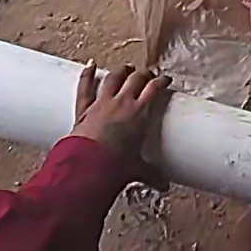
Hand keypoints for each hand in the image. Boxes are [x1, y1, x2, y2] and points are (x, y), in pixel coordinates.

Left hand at [71, 63, 170, 180]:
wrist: (88, 164)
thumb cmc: (114, 165)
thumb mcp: (137, 169)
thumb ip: (151, 174)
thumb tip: (164, 185)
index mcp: (139, 113)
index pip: (154, 89)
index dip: (161, 81)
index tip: (165, 80)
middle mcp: (122, 102)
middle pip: (136, 79)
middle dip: (143, 74)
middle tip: (147, 74)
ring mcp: (101, 102)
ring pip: (113, 78)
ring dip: (121, 71)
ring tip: (126, 68)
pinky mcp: (84, 108)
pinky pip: (85, 86)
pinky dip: (87, 74)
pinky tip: (90, 64)